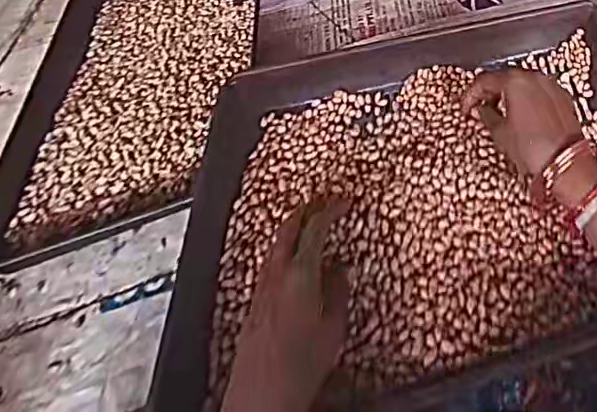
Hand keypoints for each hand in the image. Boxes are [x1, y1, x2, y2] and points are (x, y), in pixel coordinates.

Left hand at [222, 199, 350, 411]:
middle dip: (307, 210)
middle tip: (323, 204)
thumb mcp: (333, 330)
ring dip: (293, 229)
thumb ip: (338, 292)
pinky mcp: (254, 304)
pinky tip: (294, 263)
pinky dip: (284, 252)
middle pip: (289, 227)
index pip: (315, 227)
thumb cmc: (298, 370)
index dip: (331, 210)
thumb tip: (341, 271)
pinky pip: (271, 263)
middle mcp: (277, 274)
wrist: (258, 401)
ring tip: (309, 227)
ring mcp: (262, 288)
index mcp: (300, 274)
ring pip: (277, 244)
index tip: (343, 203)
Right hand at [460, 67, 584, 183]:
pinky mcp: (562, 97)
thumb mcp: (501, 134)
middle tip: (480, 107)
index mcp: (515, 82)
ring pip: (523, 83)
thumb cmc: (534, 150)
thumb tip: (482, 110)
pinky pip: (538, 92)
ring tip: (500, 113)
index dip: (471, 94)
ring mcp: (550, 85)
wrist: (568, 165)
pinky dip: (527, 99)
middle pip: (505, 78)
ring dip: (509, 95)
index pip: (484, 80)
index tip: (466, 106)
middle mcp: (534, 77)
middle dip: (491, 92)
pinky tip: (522, 116)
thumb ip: (487, 116)